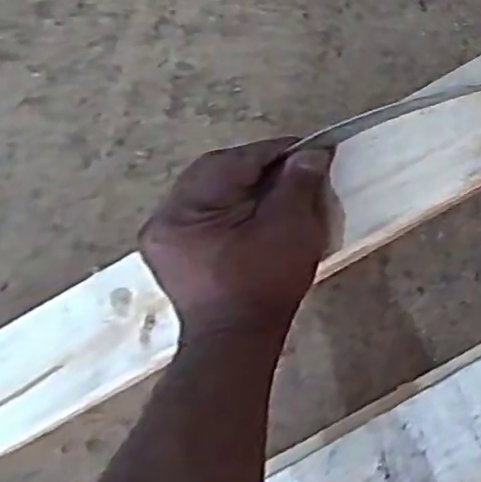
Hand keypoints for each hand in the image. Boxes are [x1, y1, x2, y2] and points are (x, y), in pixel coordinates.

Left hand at [139, 137, 335, 341]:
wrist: (238, 332)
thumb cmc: (266, 276)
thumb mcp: (291, 224)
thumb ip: (297, 183)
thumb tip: (310, 153)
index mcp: (184, 213)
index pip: (230, 162)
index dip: (276, 150)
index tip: (316, 149)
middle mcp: (165, 221)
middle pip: (213, 172)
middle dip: (260, 162)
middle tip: (303, 163)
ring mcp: (168, 238)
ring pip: (210, 190)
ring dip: (251, 180)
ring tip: (290, 183)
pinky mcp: (181, 251)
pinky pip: (210, 209)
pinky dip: (241, 199)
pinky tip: (267, 206)